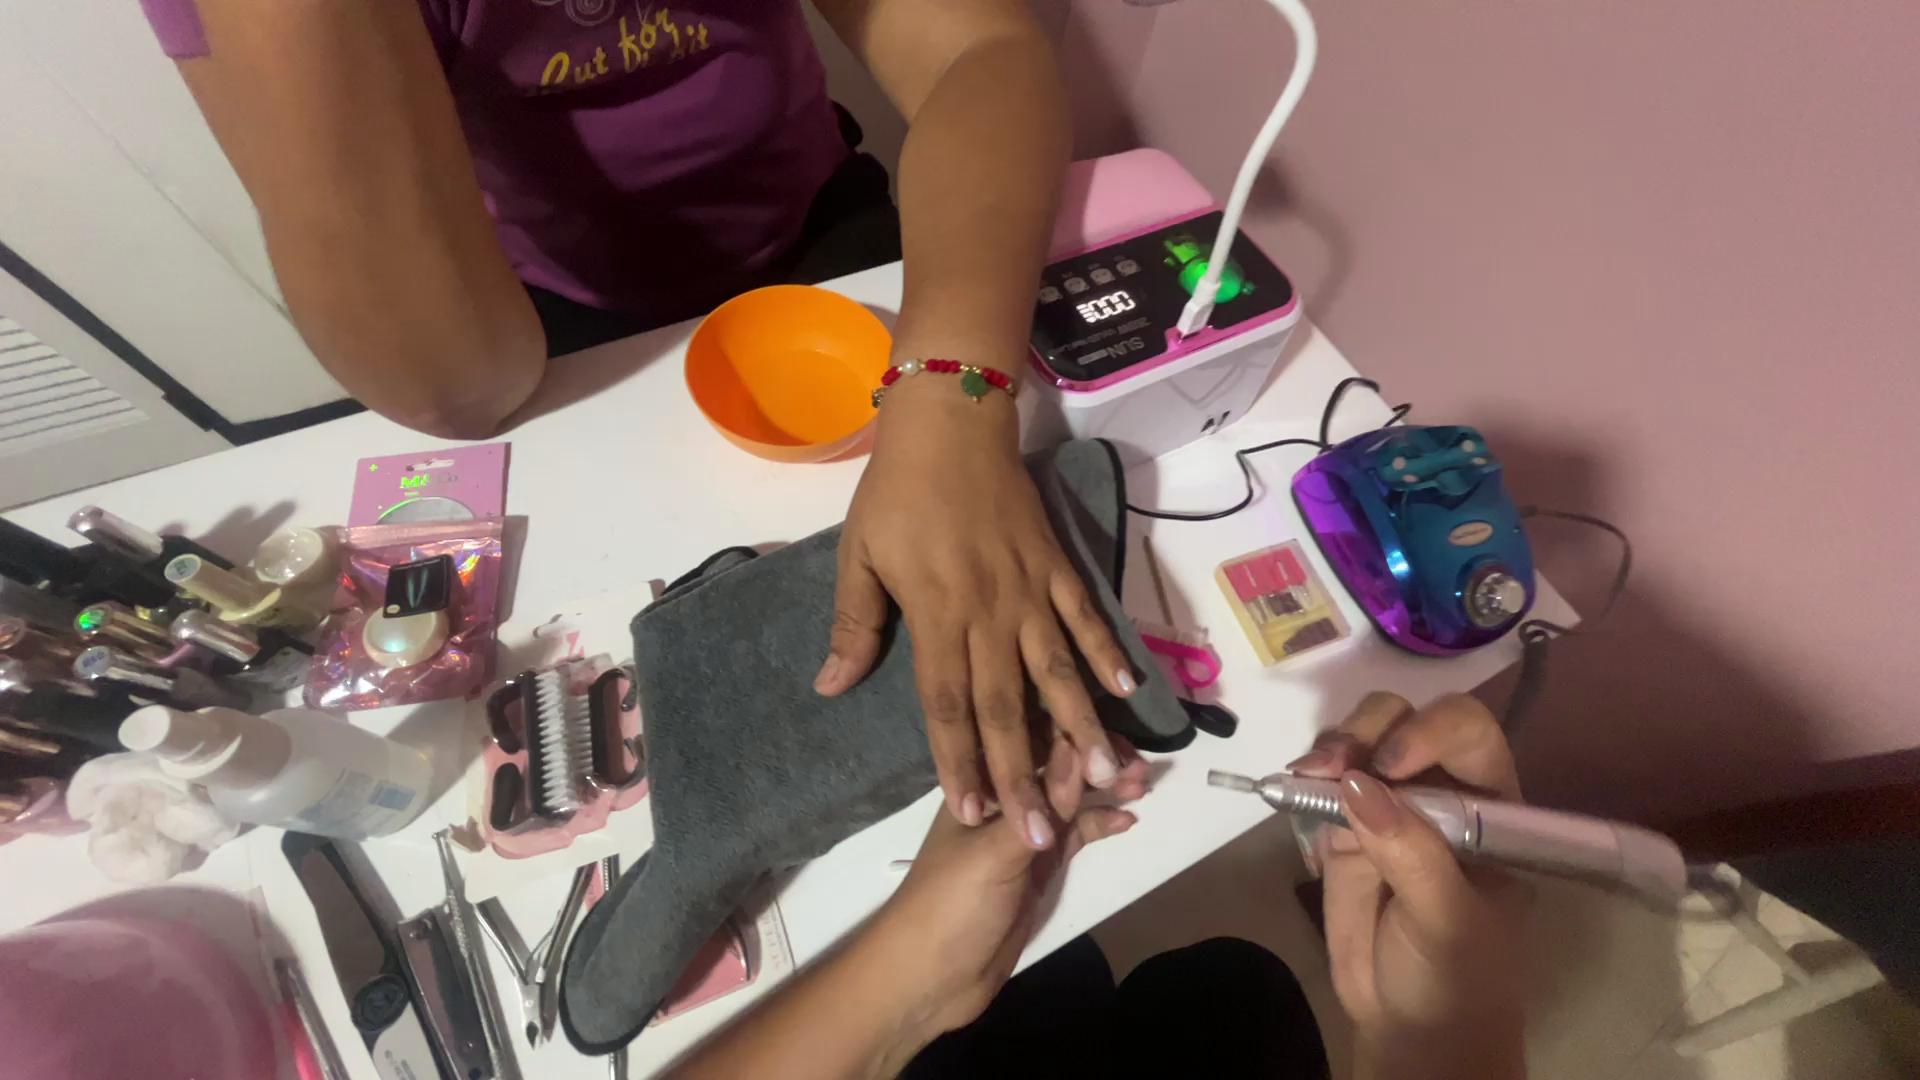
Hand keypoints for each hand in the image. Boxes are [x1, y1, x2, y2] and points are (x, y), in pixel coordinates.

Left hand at [816, 375, 1136, 850]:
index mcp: (936, 616)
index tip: (972, 814)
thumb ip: (854, 625)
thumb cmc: (895, 494)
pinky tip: (1125, 686)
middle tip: (1039, 830)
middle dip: (1021, 771)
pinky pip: (1084, 614)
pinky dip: (1104, 650)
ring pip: (1057, 670)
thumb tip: (831, 688)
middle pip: (1006, 706)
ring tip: (1106, 774)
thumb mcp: (858, 557)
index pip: (948, 705)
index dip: (958, 762)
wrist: (949, 427)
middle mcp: (989, 614)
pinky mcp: (1056, 565)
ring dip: (1079, 725)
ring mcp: (1030, 590)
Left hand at [867, 733, 1146, 1037]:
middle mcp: (1003, 797)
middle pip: (1055, 764)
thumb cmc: (951, 903)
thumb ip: (1041, 803)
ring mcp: (1022, 831)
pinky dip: (1099, 824)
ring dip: (1103, 788)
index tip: (1115, 737)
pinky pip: (1074, 833)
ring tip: (1143, 784)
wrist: (929, 978)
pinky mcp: (1037, 865)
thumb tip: (1079, 745)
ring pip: (1069, 798)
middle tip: (1139, 764)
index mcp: (980, 781)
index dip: (1072, 731)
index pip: (1030, 739)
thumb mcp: (996, 850)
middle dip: (1095, 758)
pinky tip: (1126, 821)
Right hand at [1291, 693, 1529, 1079]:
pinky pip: (1319, 770)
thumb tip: (1355, 783)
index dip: (1429, 731)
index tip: (1389, 764)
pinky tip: (1293, 790)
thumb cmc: (1455, 976)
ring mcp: (1384, 800)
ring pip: (1357, 734)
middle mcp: (1437, 788)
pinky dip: (1303, 771)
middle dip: (1364, 730)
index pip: (1467, 734)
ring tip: (1304, 777)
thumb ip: (1411, 852)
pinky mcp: (1339, 815)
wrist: (1406, 1020)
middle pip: (1402, 719)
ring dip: (1329, 744)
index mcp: (1489, 805)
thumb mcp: (1449, 920)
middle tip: (1328, 766)